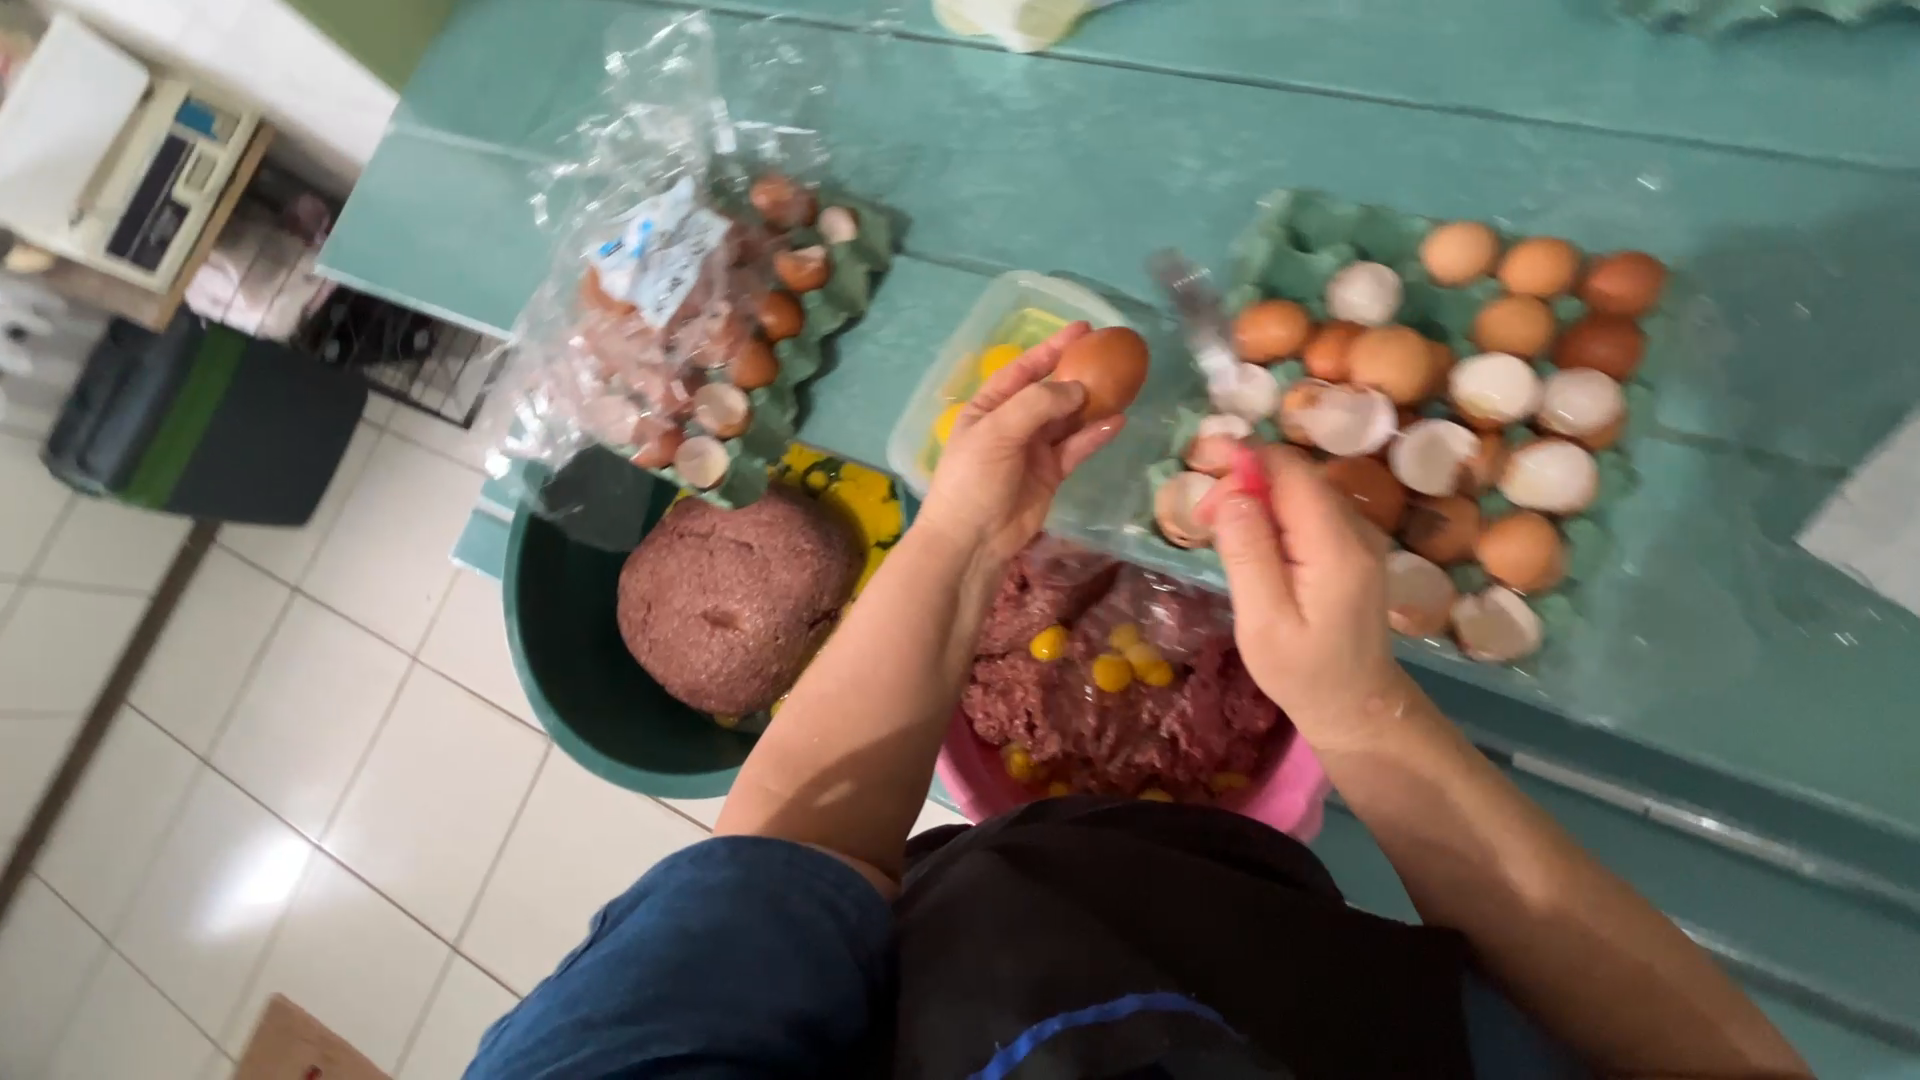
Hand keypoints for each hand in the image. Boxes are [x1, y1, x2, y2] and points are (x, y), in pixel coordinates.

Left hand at [919, 322, 1123, 566]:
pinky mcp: (1051, 474)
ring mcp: (1033, 449)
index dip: (1052, 349)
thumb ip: (1036, 404)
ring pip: (1068, 419)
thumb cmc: (973, 479)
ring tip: (1123, 386)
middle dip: (1079, 373)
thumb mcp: (997, 432)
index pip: (1024, 369)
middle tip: (1112, 356)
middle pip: (1051, 392)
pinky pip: (1076, 448)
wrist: (972, 539)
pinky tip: (1117, 421)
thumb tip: (1078, 388)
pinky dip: (1095, 435)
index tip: (1083, 330)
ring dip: (1092, 404)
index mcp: (990, 407)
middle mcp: (1013, 423)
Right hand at [1199, 443, 1408, 738]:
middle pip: (1294, 474)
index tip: (1200, 468)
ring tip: (1217, 529)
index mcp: (1336, 547)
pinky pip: (1305, 509)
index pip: (1290, 472)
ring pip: (1298, 488)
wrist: (1356, 705)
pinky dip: (1270, 511)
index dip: (1244, 459)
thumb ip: (1248, 555)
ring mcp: (1358, 536)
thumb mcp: (1262, 621)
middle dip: (1243, 479)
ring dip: (1253, 495)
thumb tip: (1233, 495)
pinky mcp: (1350, 546)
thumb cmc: (1302, 671)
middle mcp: (1356, 529)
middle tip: (1202, 519)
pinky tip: (1248, 541)